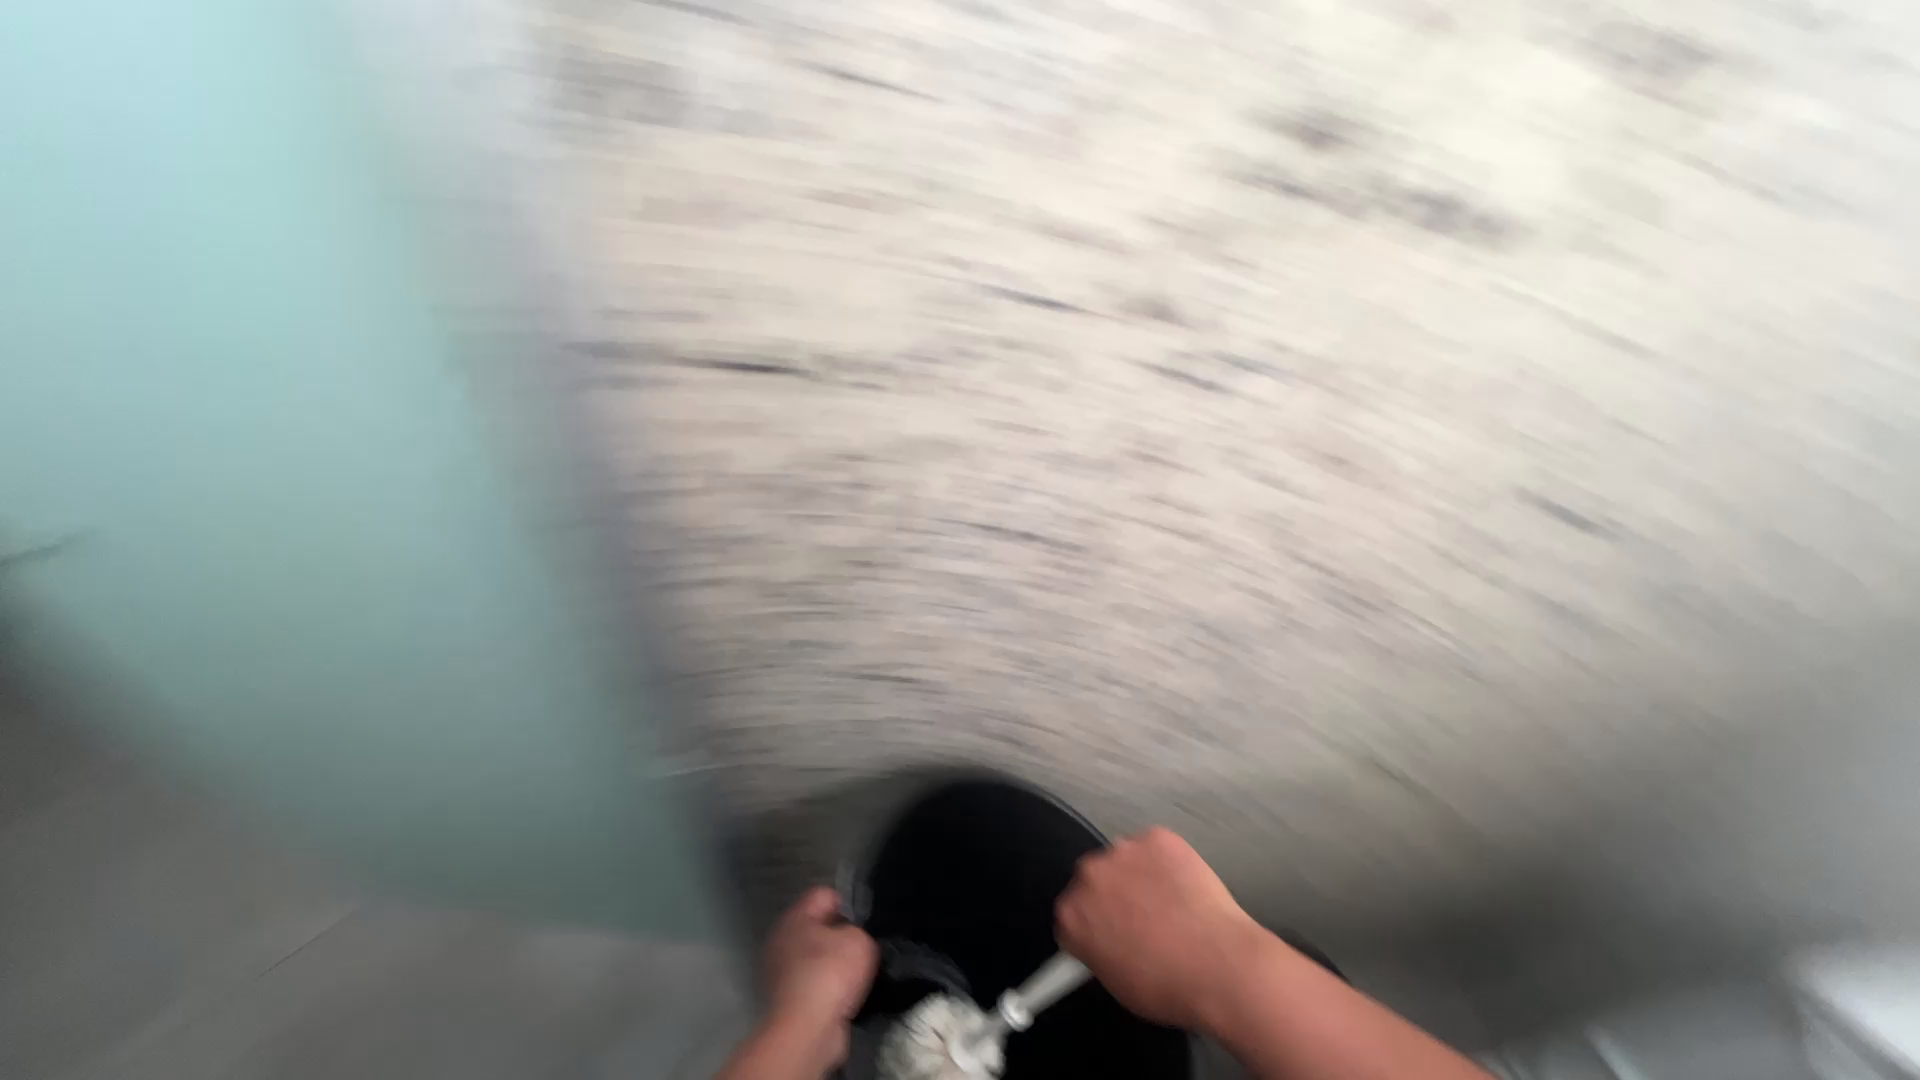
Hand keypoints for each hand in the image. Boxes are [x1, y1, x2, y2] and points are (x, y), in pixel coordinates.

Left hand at [763, 886, 878, 1038]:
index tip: (864, 922)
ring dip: (834, 965)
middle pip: (818, 927)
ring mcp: (780, 972)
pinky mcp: (786, 1000)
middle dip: (840, 935)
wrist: (806, 1031)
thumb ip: (860, 930)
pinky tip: (844, 995)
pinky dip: (828, 989)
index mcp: (795, 916)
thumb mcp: (859, 940)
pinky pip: (814, 983)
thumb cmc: (830, 974)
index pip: (825, 894)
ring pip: (816, 957)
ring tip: (856, 974)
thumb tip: (851, 938)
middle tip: (862, 947)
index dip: (848, 904)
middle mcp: (781, 939)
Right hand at [1054, 827, 1268, 1033]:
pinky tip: (1183, 888)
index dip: (1094, 925)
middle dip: (1112, 895)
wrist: (1221, 967)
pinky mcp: (1156, 838)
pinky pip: (1154, 847)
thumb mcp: (1116, 983)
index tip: (1110, 931)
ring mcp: (1123, 851)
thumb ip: (1097, 950)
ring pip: (1124, 859)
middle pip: (1093, 879)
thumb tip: (1105, 941)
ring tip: (1169, 906)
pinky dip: (1166, 862)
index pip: (1072, 912)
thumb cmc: (1170, 985)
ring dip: (1137, 875)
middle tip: (1141, 920)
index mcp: (1071, 914)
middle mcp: (1089, 875)